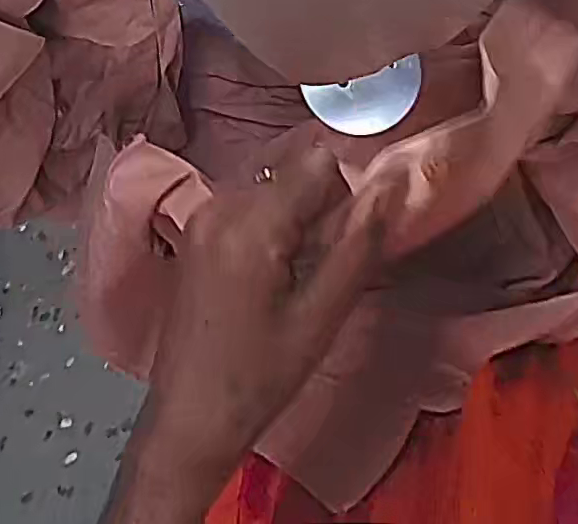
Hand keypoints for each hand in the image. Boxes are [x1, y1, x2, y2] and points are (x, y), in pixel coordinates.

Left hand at [104, 132, 385, 522]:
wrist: (188, 417)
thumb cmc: (259, 376)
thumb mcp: (321, 316)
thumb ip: (359, 244)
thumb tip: (389, 187)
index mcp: (250, 223)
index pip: (317, 161)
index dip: (344, 192)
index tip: (342, 235)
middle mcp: (220, 203)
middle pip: (294, 165)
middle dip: (319, 201)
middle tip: (320, 257)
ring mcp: (203, 211)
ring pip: (273, 177)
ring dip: (296, 207)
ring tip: (294, 265)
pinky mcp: (197, 224)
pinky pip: (249, 194)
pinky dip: (272, 214)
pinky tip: (271, 264)